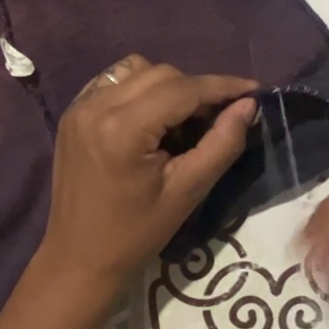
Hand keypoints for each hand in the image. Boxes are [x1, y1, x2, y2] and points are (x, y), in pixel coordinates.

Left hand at [41, 55, 257, 294]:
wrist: (79, 257)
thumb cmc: (136, 233)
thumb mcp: (187, 192)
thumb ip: (221, 144)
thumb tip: (248, 105)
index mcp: (122, 128)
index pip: (183, 89)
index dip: (222, 86)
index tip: (254, 90)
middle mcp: (96, 106)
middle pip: (161, 74)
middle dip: (196, 89)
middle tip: (220, 117)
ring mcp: (79, 107)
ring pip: (137, 70)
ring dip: (168, 86)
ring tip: (183, 120)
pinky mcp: (73, 113)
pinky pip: (114, 82)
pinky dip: (139, 89)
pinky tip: (152, 119)